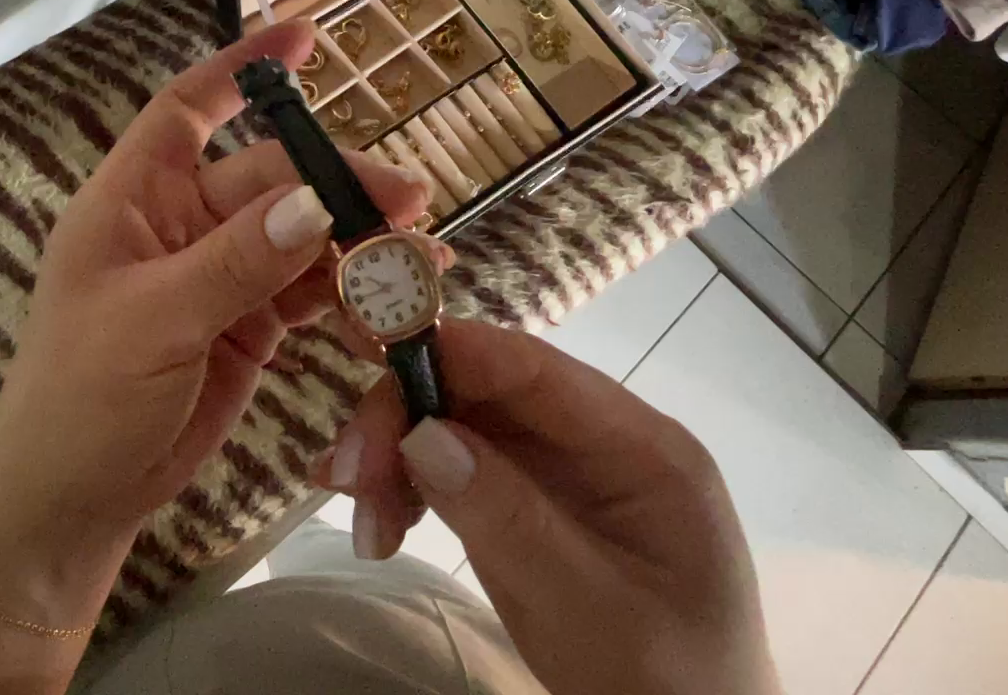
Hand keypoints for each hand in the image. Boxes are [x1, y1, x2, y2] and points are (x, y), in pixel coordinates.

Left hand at [0, 20, 440, 627]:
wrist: (76, 498)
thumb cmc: (83, 399)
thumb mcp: (152, 323)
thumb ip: (234, 263)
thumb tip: (312, 202)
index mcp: (133, 202)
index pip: (185, 111)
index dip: (239, 72)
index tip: (305, 38)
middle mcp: (179, 225)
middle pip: (268, 179)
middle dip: (335, 185)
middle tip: (407, 201)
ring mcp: (218, 274)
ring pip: (298, 235)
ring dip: (356, 241)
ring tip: (421, 258)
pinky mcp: (248, 323)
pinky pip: (307, 289)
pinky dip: (350, 289)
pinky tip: (395, 295)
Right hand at [319, 320, 780, 694]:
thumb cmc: (660, 682)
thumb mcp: (587, 609)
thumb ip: (507, 517)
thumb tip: (420, 431)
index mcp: (635, 444)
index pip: (528, 366)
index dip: (444, 346)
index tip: (364, 349)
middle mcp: (587, 435)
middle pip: (474, 386)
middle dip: (401, 418)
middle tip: (347, 476)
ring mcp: (549, 461)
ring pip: (448, 419)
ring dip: (391, 455)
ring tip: (363, 519)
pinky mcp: (516, 489)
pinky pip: (444, 460)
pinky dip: (399, 482)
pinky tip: (374, 518)